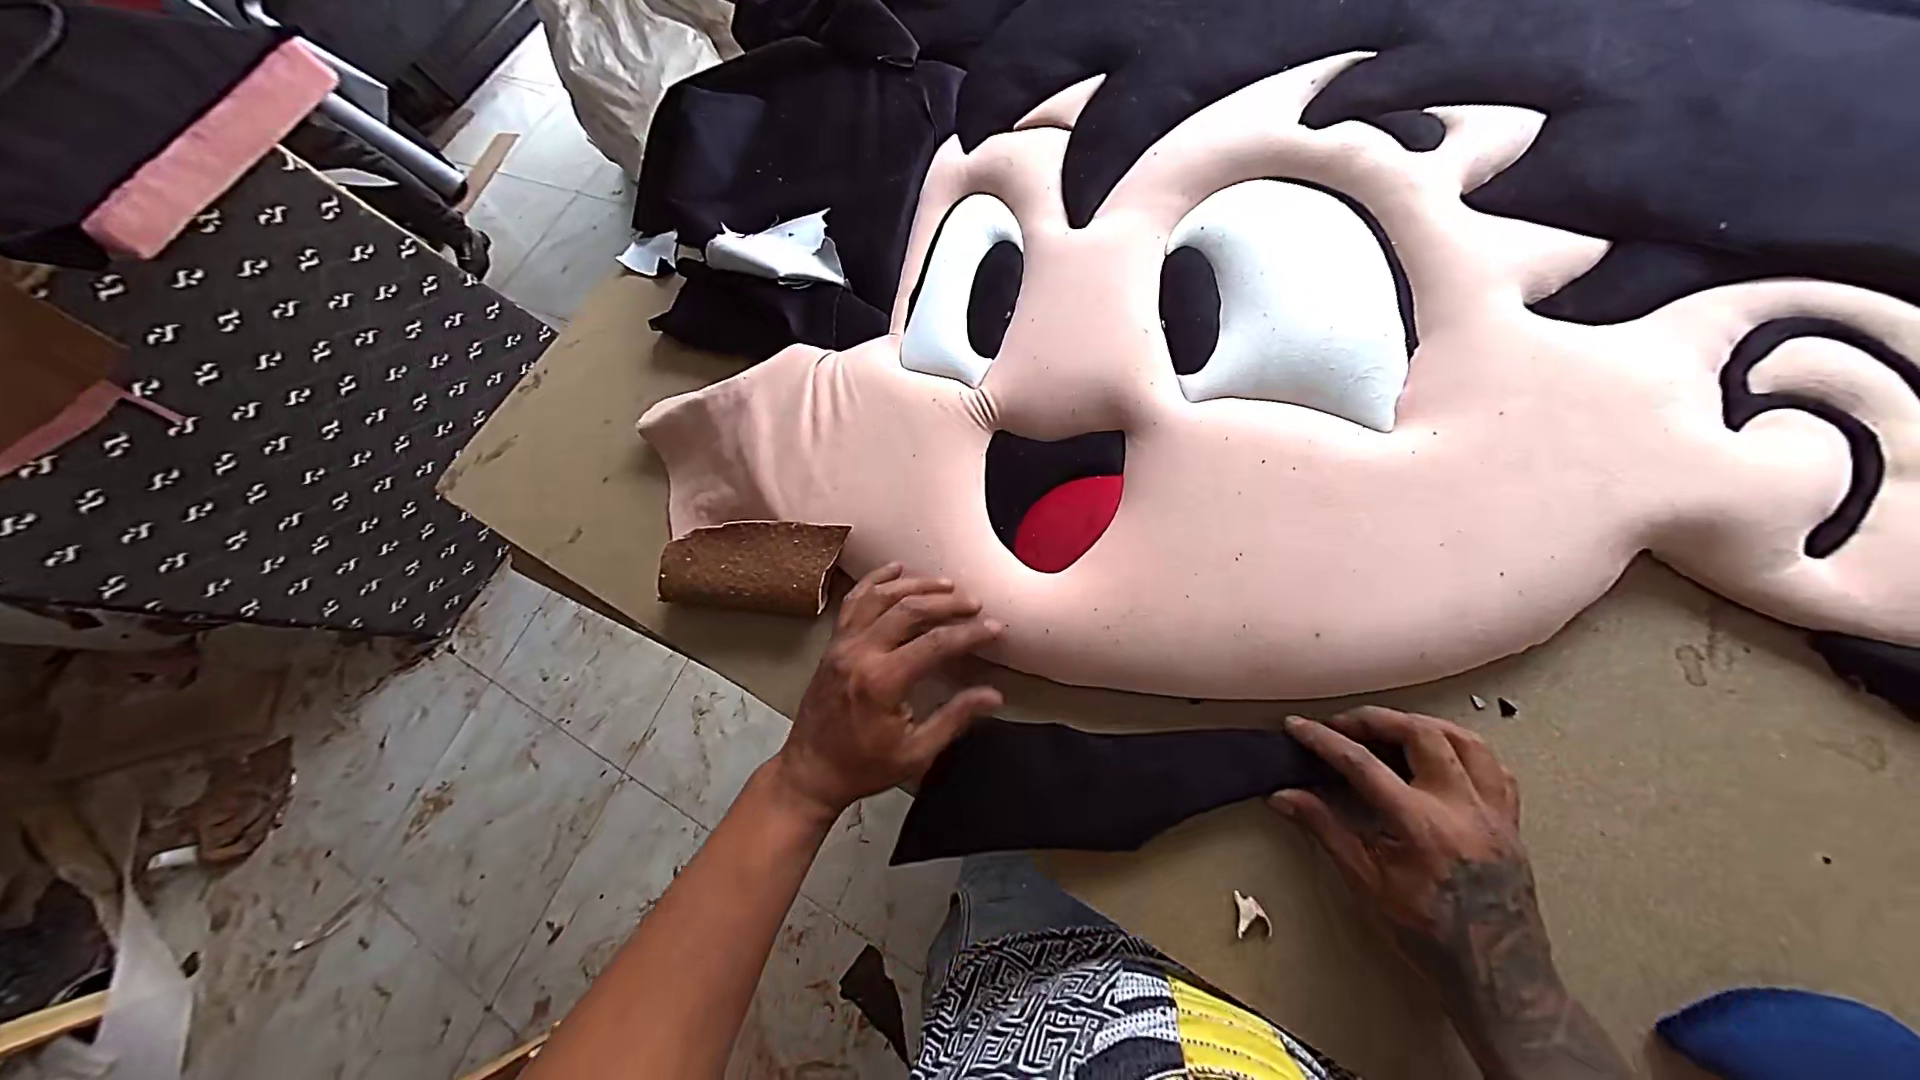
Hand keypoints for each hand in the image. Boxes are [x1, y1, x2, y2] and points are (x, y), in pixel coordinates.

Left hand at [769, 563, 1004, 821]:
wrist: (810, 772)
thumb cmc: (865, 767)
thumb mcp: (916, 752)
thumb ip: (955, 718)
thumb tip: (994, 695)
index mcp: (882, 682)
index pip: (935, 643)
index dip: (969, 633)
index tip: (995, 627)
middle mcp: (860, 653)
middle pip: (909, 610)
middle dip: (946, 602)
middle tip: (974, 602)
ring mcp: (842, 644)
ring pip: (880, 597)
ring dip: (915, 585)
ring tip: (945, 584)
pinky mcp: (833, 643)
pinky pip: (854, 601)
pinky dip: (875, 581)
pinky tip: (896, 569)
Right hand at [1271, 707, 1629, 1079]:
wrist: (1498, 973)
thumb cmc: (1431, 933)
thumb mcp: (1365, 881)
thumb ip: (1325, 829)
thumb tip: (1284, 797)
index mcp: (1422, 827)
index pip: (1362, 763)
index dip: (1323, 739)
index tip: (1299, 727)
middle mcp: (1462, 810)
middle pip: (1420, 734)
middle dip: (1375, 719)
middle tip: (1344, 722)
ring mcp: (1493, 813)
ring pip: (1464, 739)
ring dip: (1421, 724)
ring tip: (1390, 726)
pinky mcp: (1510, 820)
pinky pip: (1493, 765)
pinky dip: (1461, 747)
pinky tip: (1438, 751)